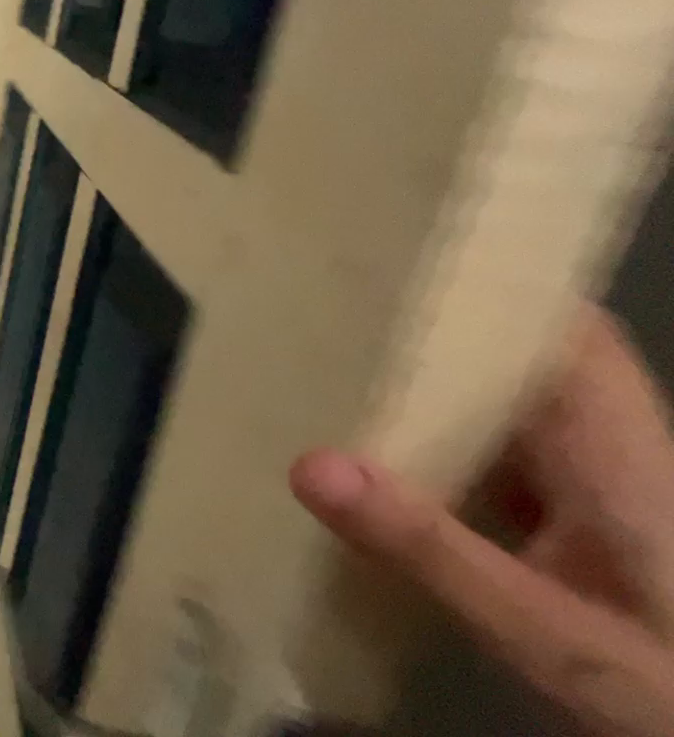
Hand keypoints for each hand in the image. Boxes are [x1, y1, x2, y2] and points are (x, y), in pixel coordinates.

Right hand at [291, 308, 673, 736]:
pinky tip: (373, 458)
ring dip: (426, 388)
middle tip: (327, 307)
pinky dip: (436, 447)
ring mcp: (605, 506)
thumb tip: (310, 464)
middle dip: (430, 332)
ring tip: (328, 366)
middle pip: (522, 365)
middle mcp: (620, 464)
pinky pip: (499, 466)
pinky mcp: (584, 543)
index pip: (565, 335)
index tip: (402, 253)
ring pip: (507, 415)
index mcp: (627, 461)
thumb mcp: (554, 640)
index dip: (493, 284)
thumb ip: (432, 551)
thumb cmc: (673, 693)